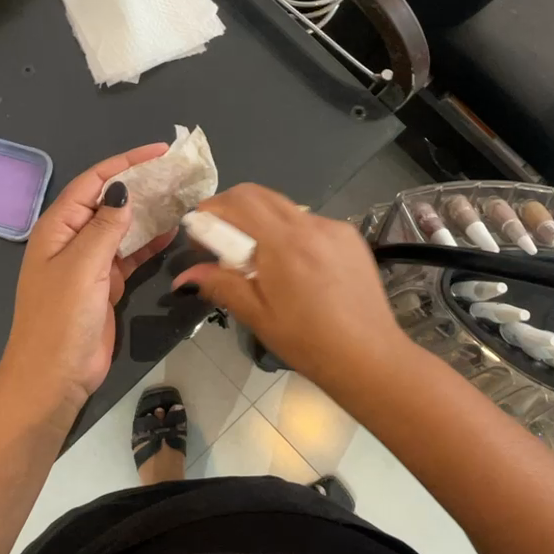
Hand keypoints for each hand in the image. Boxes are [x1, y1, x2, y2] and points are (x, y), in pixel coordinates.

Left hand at [0, 144, 176, 418]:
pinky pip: (128, 255)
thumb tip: (122, 191)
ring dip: (147, 213)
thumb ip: (105, 227)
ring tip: (181, 197)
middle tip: (178, 174)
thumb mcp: (82, 267)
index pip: (92, 182)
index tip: (159, 152)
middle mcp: (71, 239)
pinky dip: (148, 243)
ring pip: (121, 228)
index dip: (125, 163)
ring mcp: (88, 264)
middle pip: (108, 202)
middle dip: (140, 186)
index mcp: (57, 228)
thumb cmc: (61, 318)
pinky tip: (171, 232)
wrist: (54, 376)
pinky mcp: (103, 286)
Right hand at [171, 184, 413, 394]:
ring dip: (261, 222)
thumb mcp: (257, 315)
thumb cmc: (308, 342)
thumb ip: (221, 285)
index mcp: (284, 244)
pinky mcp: (350, 238)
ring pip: (285, 208)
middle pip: (259, 195)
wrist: (370, 358)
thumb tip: (183, 276)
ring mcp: (335, 228)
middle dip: (232, 210)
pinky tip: (293, 268)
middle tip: (220, 242)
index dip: (211, 210)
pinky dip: (290, 234)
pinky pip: (309, 223)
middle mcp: (311, 225)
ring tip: (258, 261)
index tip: (199, 233)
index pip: (238, 201)